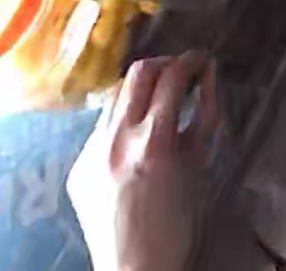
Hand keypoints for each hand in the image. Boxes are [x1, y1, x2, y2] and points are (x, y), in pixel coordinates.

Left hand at [69, 51, 221, 270]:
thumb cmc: (177, 226)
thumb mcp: (199, 166)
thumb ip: (204, 115)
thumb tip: (208, 74)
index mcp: (153, 141)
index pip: (172, 77)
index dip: (191, 60)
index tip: (201, 59)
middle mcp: (117, 138)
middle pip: (138, 72)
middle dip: (164, 64)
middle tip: (179, 73)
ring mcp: (92, 151)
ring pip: (116, 95)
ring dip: (140, 90)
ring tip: (156, 102)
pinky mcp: (77, 166)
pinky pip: (101, 127)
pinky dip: (122, 122)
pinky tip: (134, 140)